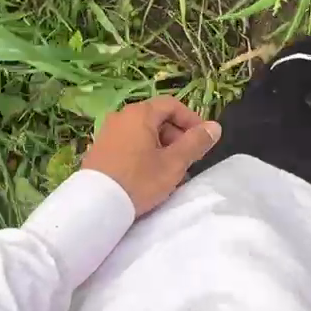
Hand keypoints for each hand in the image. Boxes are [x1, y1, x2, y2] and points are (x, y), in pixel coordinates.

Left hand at [82, 96, 221, 215]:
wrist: (96, 204)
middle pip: (156, 118)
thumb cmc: (139, 180)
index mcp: (139, 114)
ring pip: (143, 133)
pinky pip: (129, 143)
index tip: (203, 140)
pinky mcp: (100, 150)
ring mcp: (107, 133)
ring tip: (171, 171)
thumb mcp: (173, 163)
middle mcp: (121, 117)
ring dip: (162, 147)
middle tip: (189, 159)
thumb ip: (196, 143)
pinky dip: (144, 153)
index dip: (191, 120)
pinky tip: (149, 175)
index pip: (172, 105)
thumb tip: (215, 127)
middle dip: (177, 136)